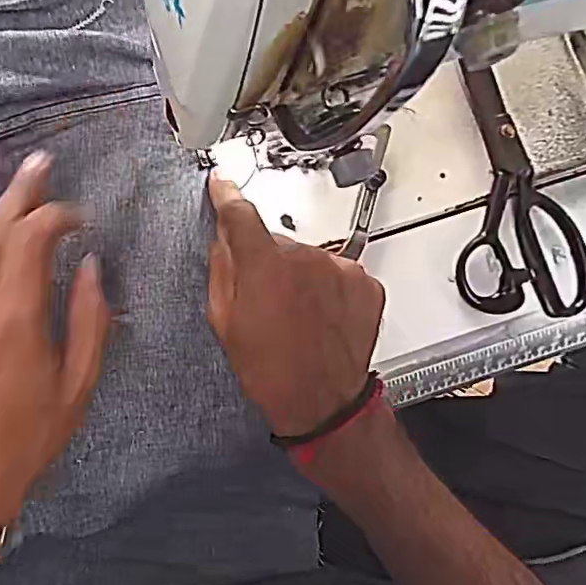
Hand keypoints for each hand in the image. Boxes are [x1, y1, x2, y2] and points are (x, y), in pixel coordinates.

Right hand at [206, 174, 384, 436]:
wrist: (322, 401)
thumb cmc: (272, 371)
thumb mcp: (224, 322)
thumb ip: (221, 271)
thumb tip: (223, 242)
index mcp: (264, 266)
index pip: (240, 213)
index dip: (227, 195)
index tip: (222, 184)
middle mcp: (305, 258)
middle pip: (276, 241)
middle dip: (267, 261)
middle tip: (266, 300)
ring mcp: (339, 268)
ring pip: (308, 256)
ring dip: (300, 276)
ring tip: (296, 315)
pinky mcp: (364, 281)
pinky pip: (336, 270)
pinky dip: (326, 287)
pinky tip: (320, 316)